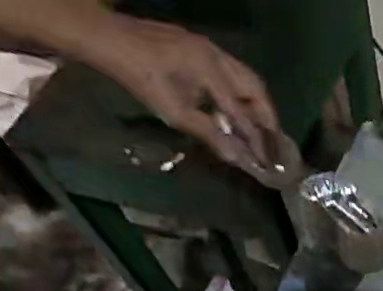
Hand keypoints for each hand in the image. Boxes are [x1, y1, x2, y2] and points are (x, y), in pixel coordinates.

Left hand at [83, 15, 282, 173]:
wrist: (109, 39)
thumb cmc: (139, 77)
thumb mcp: (174, 111)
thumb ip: (209, 134)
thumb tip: (237, 158)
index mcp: (211, 70)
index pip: (243, 111)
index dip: (257, 139)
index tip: (266, 160)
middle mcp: (216, 55)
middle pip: (255, 88)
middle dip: (267, 117)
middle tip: (273, 142)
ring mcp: (209, 47)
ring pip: (246, 77)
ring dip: (256, 105)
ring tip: (259, 129)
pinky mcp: (199, 47)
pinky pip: (232, 72)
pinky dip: (241, 94)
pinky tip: (236, 110)